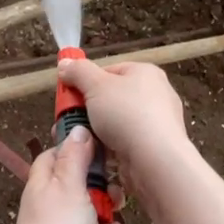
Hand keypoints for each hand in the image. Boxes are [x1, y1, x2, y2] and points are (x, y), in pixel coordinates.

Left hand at [6, 126, 129, 223]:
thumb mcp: (67, 186)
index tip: (102, 153)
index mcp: (45, 185)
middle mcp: (57, 211)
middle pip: (92, 194)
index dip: (80, 153)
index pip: (59, 156)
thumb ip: (75, 157)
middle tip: (110, 205)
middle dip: (108, 204)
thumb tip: (77, 128)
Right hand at [56, 60, 188, 166]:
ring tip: (81, 140)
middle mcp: (156, 94)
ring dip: (97, 130)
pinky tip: (97, 154)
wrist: (155, 160)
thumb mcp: (95, 85)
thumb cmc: (126, 114)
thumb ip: (77, 71)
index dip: (86, 81)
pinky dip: (111, 147)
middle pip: (112, 97)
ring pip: (117, 122)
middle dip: (88, 109)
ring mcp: (158, 122)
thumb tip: (65, 63)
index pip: (109, 71)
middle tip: (70, 120)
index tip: (71, 96)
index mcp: (145, 73)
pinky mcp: (156, 147)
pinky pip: (127, 142)